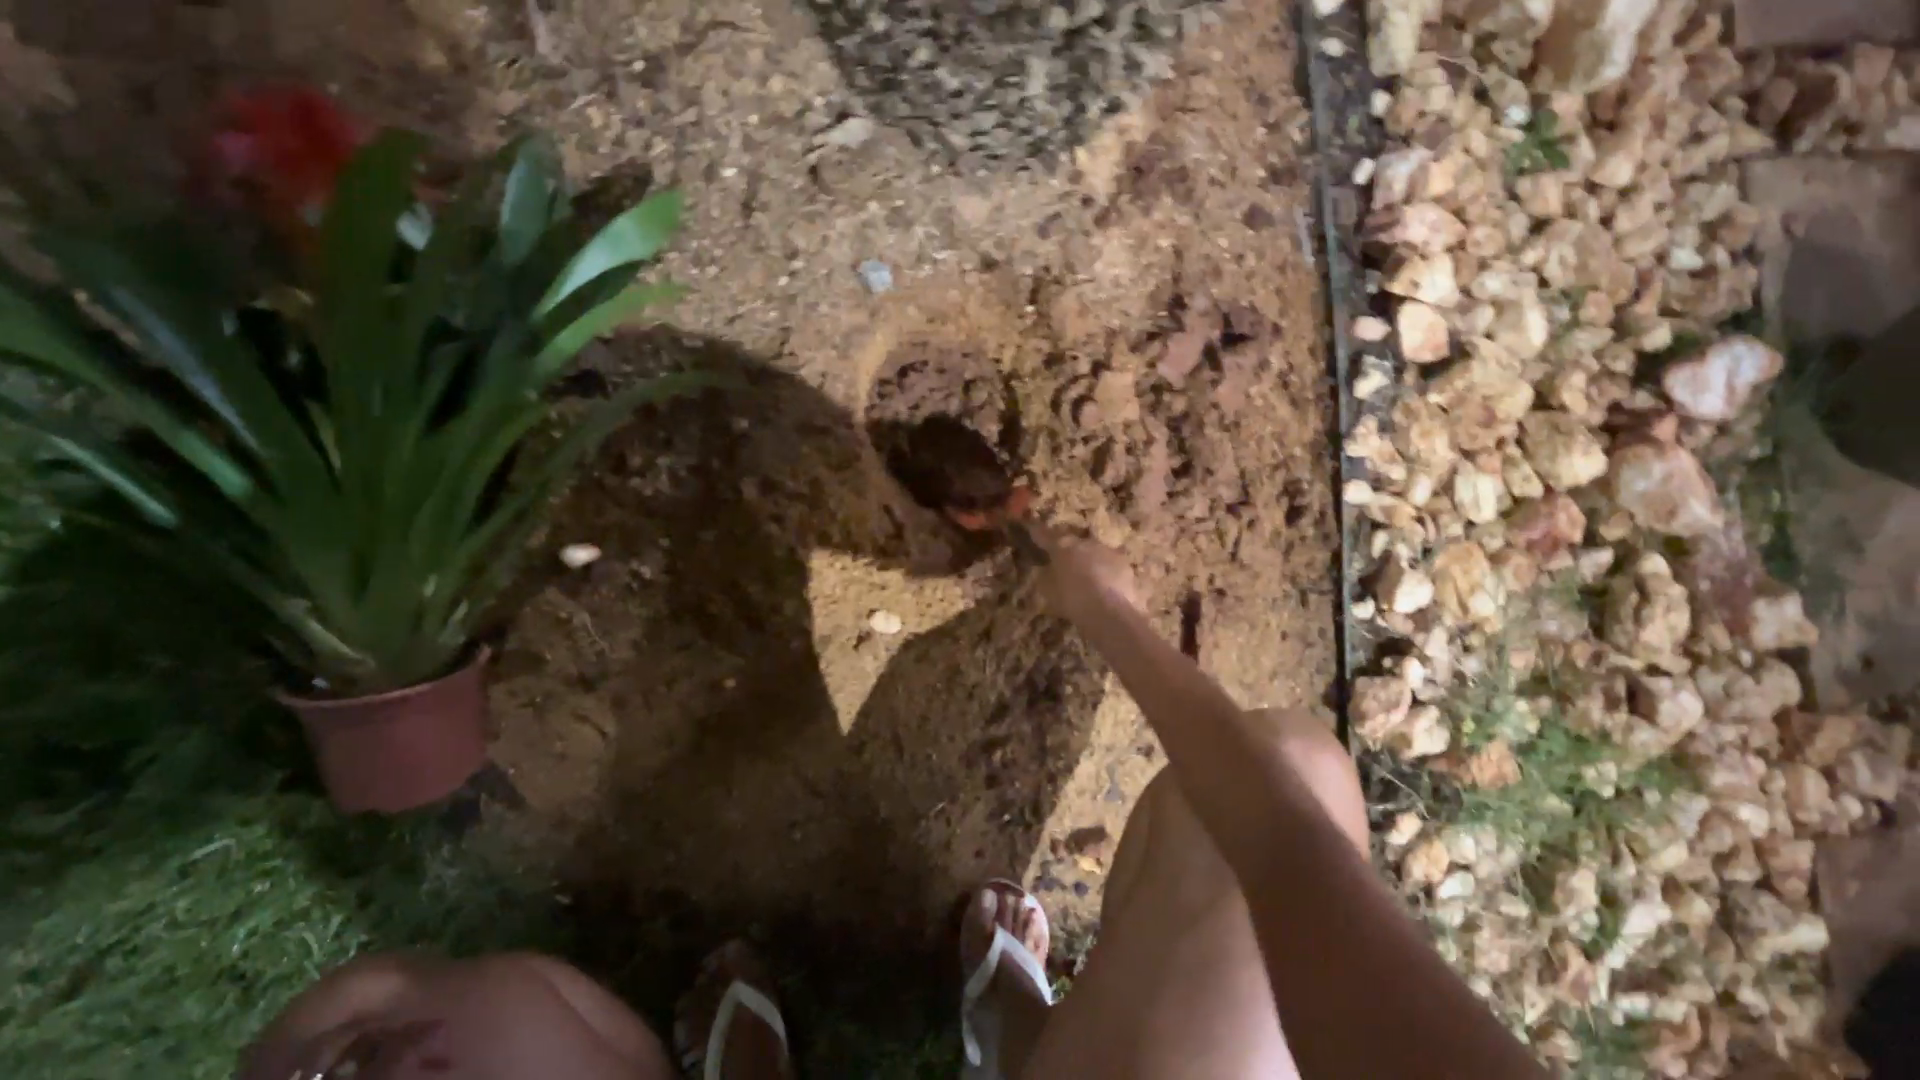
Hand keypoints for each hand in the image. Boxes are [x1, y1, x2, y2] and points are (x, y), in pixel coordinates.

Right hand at [1029, 524, 1142, 620]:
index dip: (1036, 531)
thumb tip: (1046, 569)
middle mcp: (1086, 543)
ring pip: (1094, 553)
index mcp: (1063, 546)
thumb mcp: (1048, 591)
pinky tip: (1105, 587)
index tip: (1030, 526)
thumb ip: (1046, 576)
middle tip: (1063, 562)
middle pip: (1073, 543)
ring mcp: (1108, 551)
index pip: (1044, 535)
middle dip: (1068, 551)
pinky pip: (1110, 566)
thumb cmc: (1072, 600)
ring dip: (1089, 562)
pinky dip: (1105, 573)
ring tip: (1087, 578)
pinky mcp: (1125, 565)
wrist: (1110, 612)